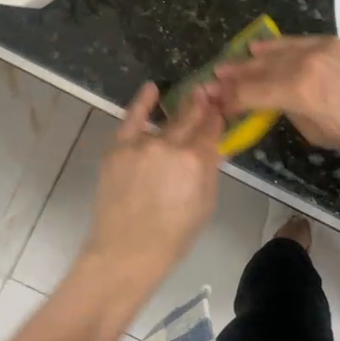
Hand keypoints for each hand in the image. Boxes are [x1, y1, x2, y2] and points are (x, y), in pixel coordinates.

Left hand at [82, 82, 225, 280]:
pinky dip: (142, 102)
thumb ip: (208, 170)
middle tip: (209, 92)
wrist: (125, 251)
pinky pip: (132, 119)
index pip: (212, 129)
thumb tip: (212, 147)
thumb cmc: (173, 237)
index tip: (221, 108)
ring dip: (179, 109)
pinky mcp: (118, 148)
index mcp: (196, 161)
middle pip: (190, 117)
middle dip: (202, 104)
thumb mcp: (205, 204)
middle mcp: (170, 145)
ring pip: (165, 121)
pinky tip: (151, 89)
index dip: (218, 117)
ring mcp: (141, 144)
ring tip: (190, 96)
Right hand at [212, 36, 339, 157]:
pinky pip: (297, 42)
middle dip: (233, 78)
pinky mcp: (335, 43)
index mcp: (296, 91)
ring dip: (250, 60)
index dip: (229, 100)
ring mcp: (320, 49)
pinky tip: (261, 47)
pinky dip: (277, 46)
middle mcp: (303, 63)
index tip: (214, 103)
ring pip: (276, 52)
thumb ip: (291, 113)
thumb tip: (279, 103)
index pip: (251, 94)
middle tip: (211, 81)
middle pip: (258, 70)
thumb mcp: (317, 133)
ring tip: (229, 64)